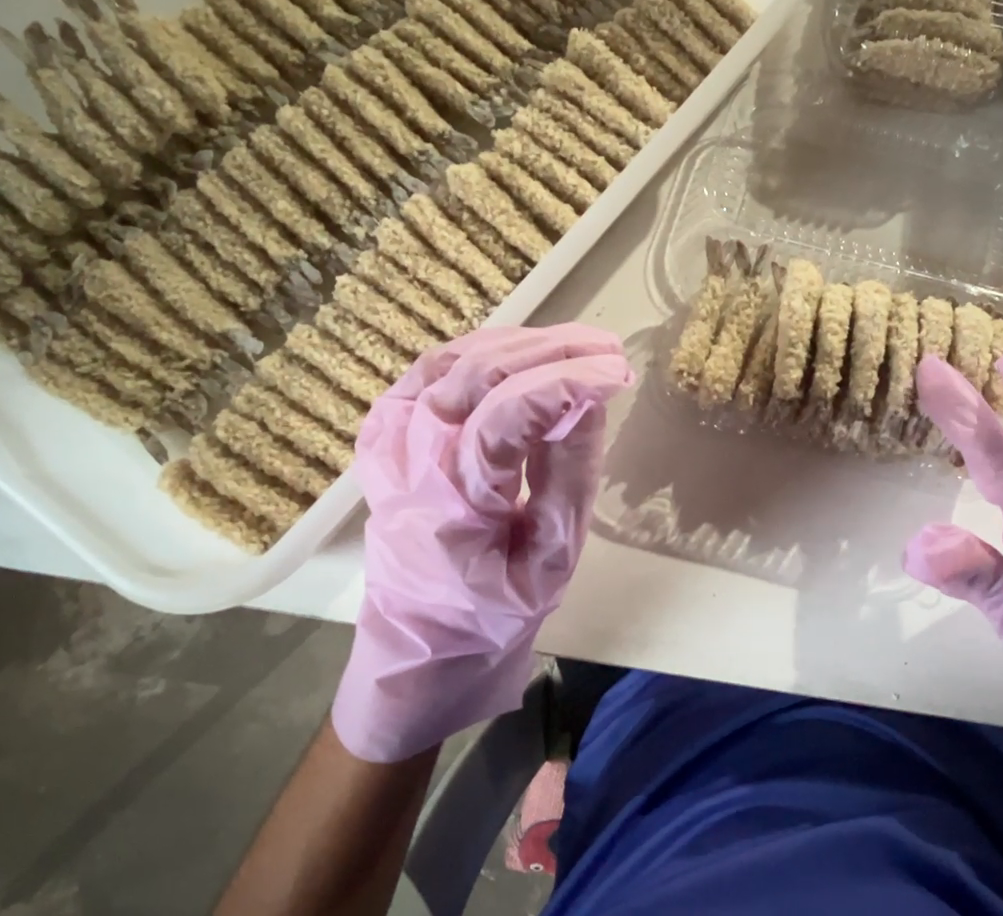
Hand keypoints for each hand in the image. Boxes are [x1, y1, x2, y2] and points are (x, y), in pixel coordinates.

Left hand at [331, 325, 635, 762]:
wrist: (416, 658)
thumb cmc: (491, 624)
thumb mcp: (550, 565)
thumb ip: (568, 479)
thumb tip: (589, 402)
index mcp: (448, 512)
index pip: (503, 420)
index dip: (564, 384)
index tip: (619, 373)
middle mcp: (405, 469)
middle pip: (471, 377)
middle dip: (548, 351)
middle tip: (607, 348)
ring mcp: (385, 451)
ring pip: (444, 364)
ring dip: (515, 344)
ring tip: (574, 343)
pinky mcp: (383, 445)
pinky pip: (421, 376)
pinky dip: (472, 352)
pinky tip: (515, 350)